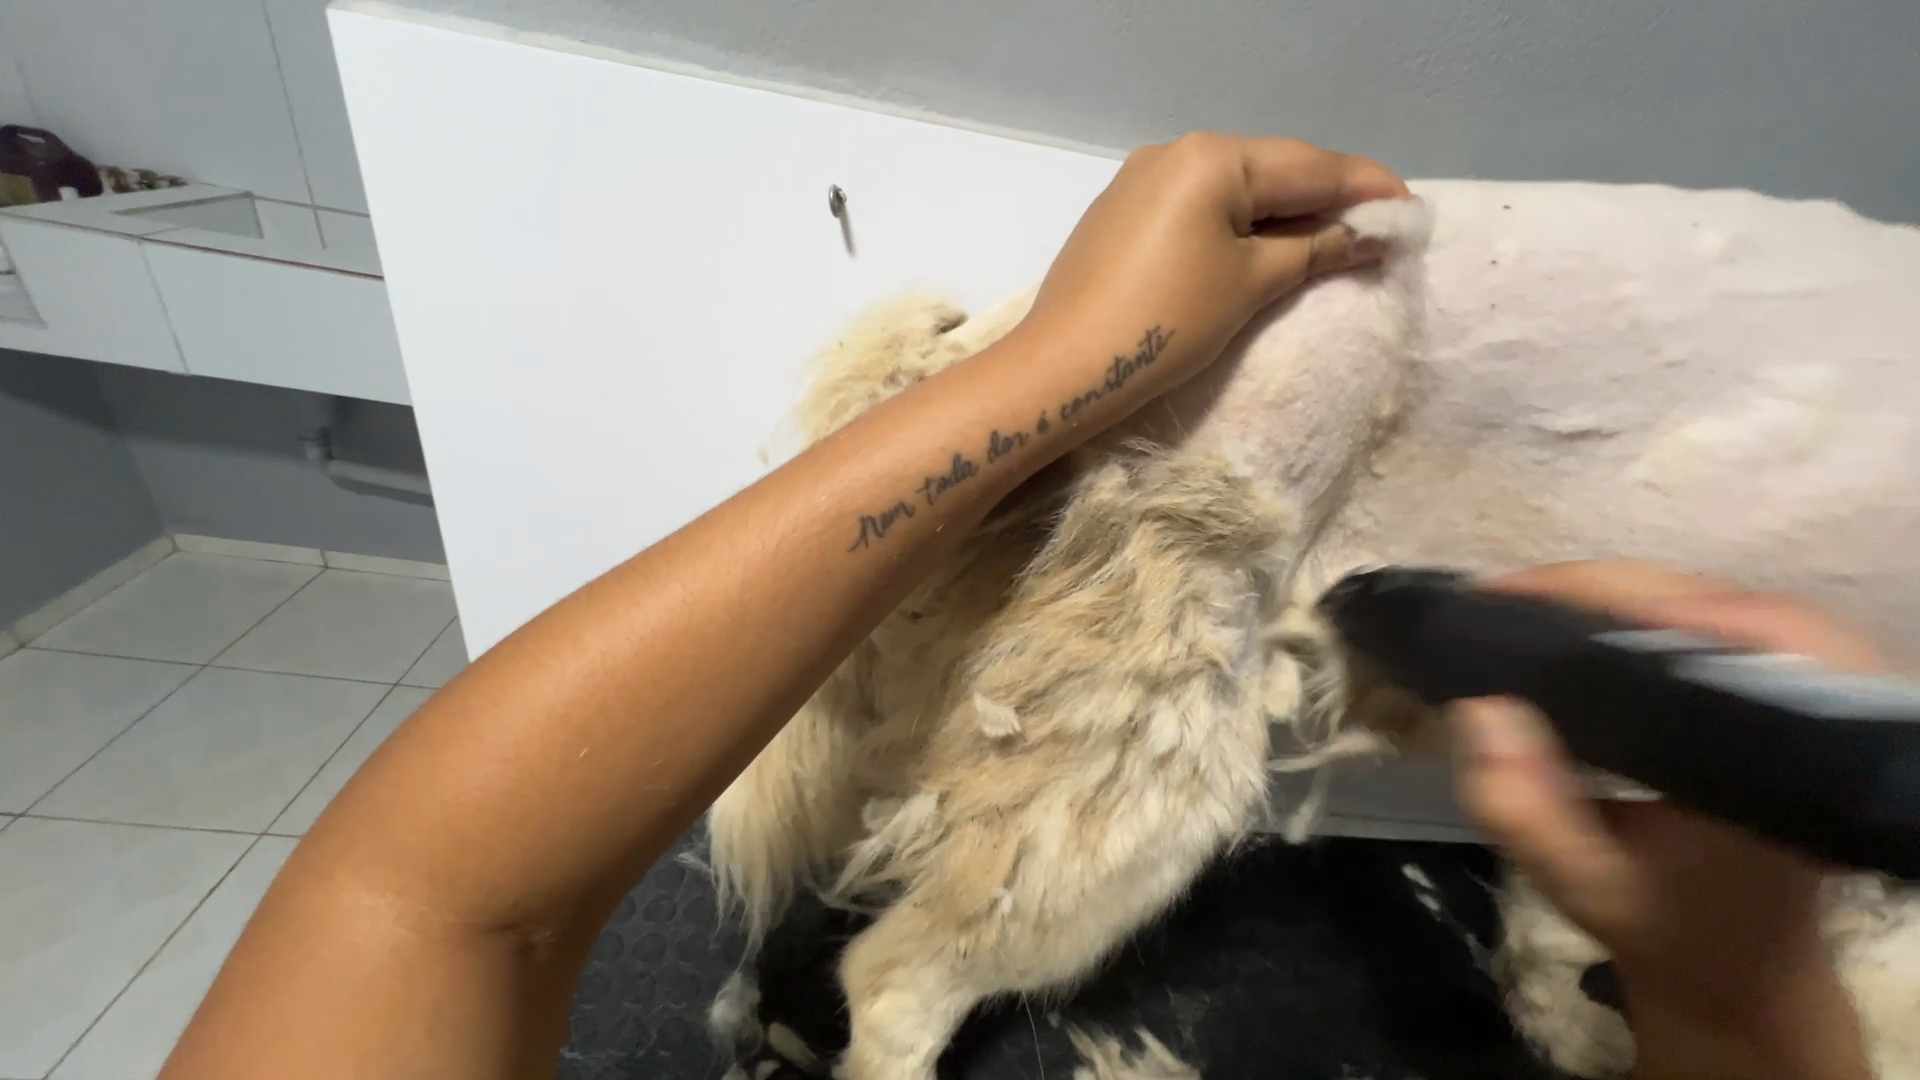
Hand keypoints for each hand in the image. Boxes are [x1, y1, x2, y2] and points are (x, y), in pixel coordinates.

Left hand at [1024, 134, 1406, 389]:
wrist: (1064, 369)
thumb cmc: (1164, 325)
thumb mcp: (1249, 285)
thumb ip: (1314, 250)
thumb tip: (1371, 234)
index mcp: (1211, 158)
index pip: (1309, 166)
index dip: (1365, 188)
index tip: (1409, 212)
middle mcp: (1171, 153)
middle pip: (1267, 171)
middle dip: (1320, 201)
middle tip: (1370, 232)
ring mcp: (1136, 183)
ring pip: (1227, 192)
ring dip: (1275, 215)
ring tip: (1319, 244)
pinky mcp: (1115, 217)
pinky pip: (1190, 211)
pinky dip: (1228, 228)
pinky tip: (1250, 249)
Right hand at [1450, 561, 1873, 1079]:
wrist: (1731, 950)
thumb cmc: (1661, 918)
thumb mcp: (1579, 879)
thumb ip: (1525, 810)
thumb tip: (1480, 707)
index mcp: (1788, 765)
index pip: (1750, 639)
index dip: (1646, 605)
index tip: (1533, 600)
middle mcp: (1810, 715)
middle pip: (1718, 605)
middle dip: (1601, 590)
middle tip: (1499, 598)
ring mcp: (1798, 698)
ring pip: (1711, 603)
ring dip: (1612, 593)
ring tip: (1520, 604)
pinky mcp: (1768, 692)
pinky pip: (1702, 622)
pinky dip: (1628, 608)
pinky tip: (1566, 620)